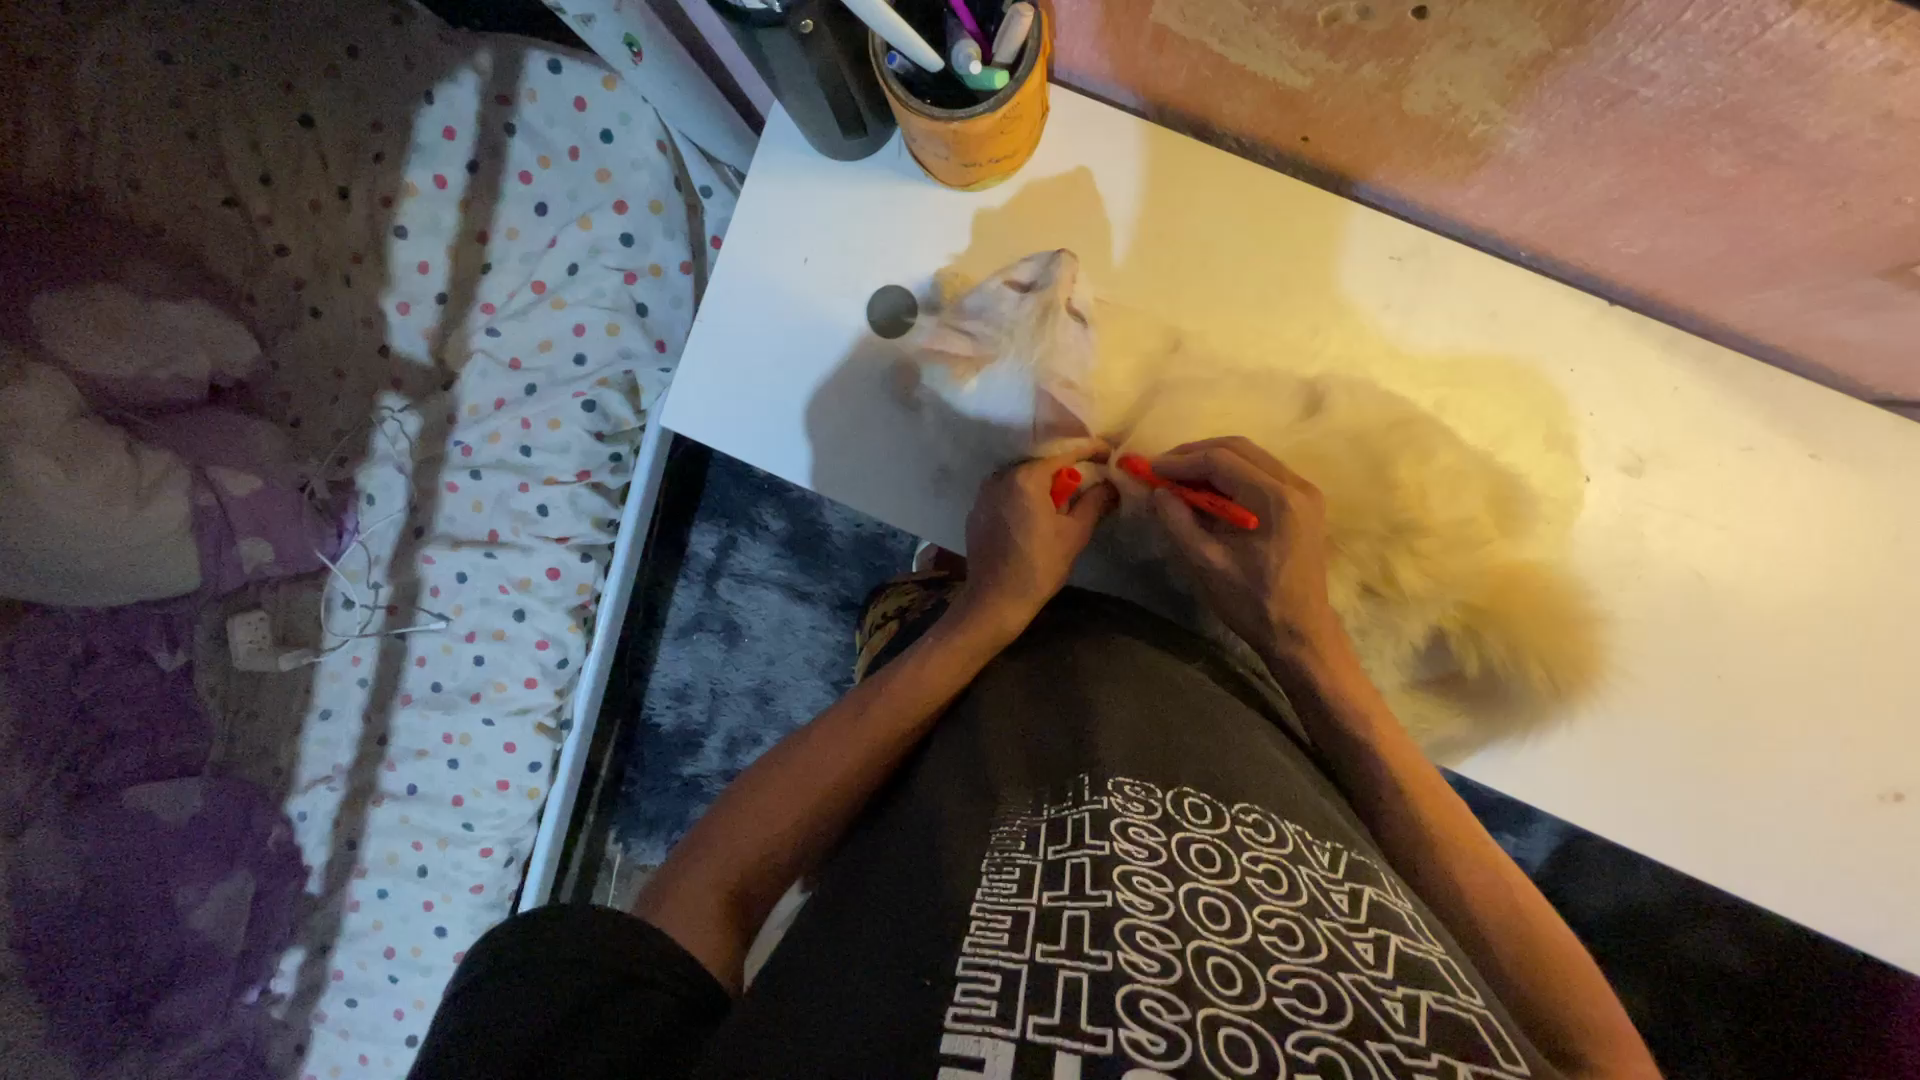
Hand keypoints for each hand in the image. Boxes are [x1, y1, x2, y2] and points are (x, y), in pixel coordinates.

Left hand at [955, 443, 1117, 634]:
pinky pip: (1005, 494)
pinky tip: (1034, 517)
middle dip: (1064, 472)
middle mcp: (1000, 477)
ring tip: (1061, 504)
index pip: (1064, 454)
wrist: (995, 600)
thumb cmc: (1039, 566)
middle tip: (1086, 485)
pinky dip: (1023, 498)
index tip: (1108, 454)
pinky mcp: (976, 511)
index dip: (1089, 451)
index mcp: (1026, 477)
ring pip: (1021, 479)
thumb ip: (1095, 502)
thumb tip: (1111, 485)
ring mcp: (984, 494)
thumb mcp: (1075, 533)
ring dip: (1042, 486)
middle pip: (1040, 464)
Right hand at [1150, 437, 1350, 663]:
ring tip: (1179, 478)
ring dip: (1212, 461)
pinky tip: (1207, 490)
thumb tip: (1158, 491)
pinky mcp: (1302, 503)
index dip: (1180, 462)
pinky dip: (1230, 474)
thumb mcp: (1206, 564)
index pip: (1221, 461)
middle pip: (1238, 448)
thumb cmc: (1252, 602)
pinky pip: (1261, 472)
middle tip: (1161, 469)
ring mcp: (1304, 492)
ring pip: (1250, 456)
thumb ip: (1179, 522)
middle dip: (1194, 454)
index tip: (1150, 469)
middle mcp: (1296, 485)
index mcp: (1275, 499)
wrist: (1299, 632)